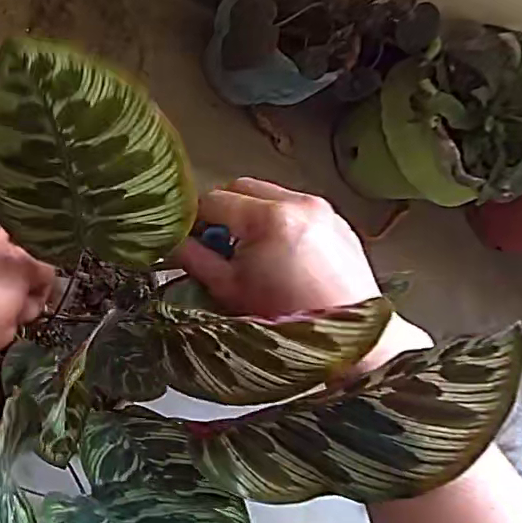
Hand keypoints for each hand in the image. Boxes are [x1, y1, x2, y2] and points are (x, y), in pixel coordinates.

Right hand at [174, 177, 379, 315]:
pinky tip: (273, 252)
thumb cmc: (285, 314)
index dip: (192, 219)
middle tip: (215, 242)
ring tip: (246, 249)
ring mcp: (321, 209)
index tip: (187, 239)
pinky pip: (291, 206)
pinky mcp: (335, 220)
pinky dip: (273, 220)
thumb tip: (170, 241)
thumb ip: (192, 256)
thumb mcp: (226, 286)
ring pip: (266, 194)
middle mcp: (298, 202)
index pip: (212, 199)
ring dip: (247, 213)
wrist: (350, 335)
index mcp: (268, 218)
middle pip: (239, 187)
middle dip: (221, 210)